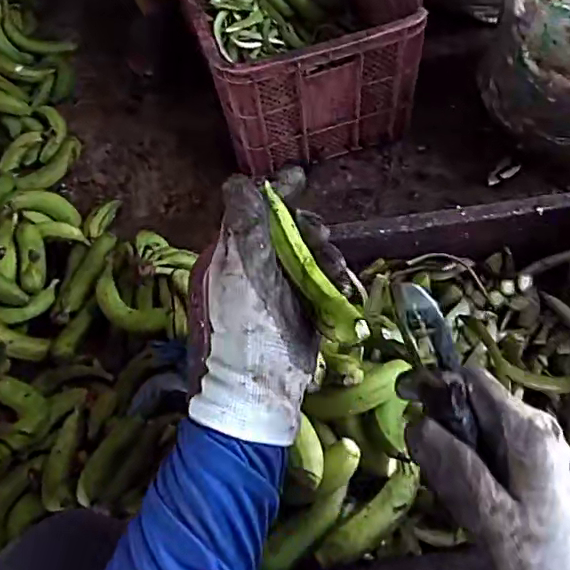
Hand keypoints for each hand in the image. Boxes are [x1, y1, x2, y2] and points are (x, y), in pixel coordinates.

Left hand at [190, 169, 321, 445]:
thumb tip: (239, 181)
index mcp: (232, 254)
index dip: (275, 192)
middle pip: (287, 229)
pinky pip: (322, 280)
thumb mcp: (236, 271)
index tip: (298, 178)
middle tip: (319, 234)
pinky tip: (337, 285)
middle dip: (306, 227)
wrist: (257, 391)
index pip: (254, 211)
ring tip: (330, 266)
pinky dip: (332, 278)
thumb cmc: (240, 327)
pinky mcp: (303, 308)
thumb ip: (242, 226)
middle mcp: (255, 266)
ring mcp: (280, 288)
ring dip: (324, 253)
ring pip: (309, 253)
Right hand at [410, 362, 569, 569]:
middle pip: (470, 400)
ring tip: (462, 498)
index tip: (405, 404)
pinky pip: (489, 443)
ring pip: (476, 423)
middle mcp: (531, 421)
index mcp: (525, 429)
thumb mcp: (497, 519)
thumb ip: (458, 470)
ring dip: (457, 451)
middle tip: (438, 475)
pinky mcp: (532, 453)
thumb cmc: (550, 557)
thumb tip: (416, 425)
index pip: (470, 378)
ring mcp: (534, 436)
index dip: (435, 384)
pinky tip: (477, 500)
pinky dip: (473, 463)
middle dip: (444, 429)